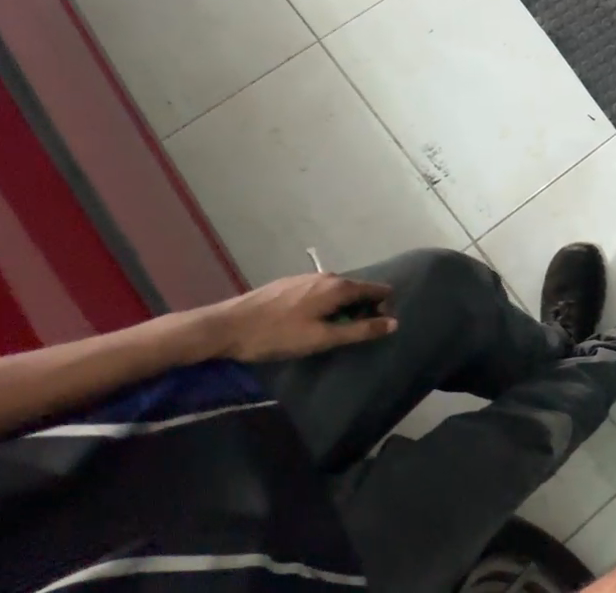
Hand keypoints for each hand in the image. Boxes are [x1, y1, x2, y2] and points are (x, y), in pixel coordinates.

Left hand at [188, 274, 397, 362]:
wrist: (221, 327)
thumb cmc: (274, 335)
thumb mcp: (321, 338)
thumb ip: (360, 330)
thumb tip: (394, 323)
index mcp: (340, 287)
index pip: (380, 290)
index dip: (382, 309)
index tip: (369, 329)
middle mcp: (328, 276)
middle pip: (358, 290)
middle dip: (360, 310)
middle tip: (342, 335)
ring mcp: (305, 278)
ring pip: (336, 291)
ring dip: (339, 308)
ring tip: (320, 330)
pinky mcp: (287, 283)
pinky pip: (317, 291)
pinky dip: (321, 304)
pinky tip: (300, 322)